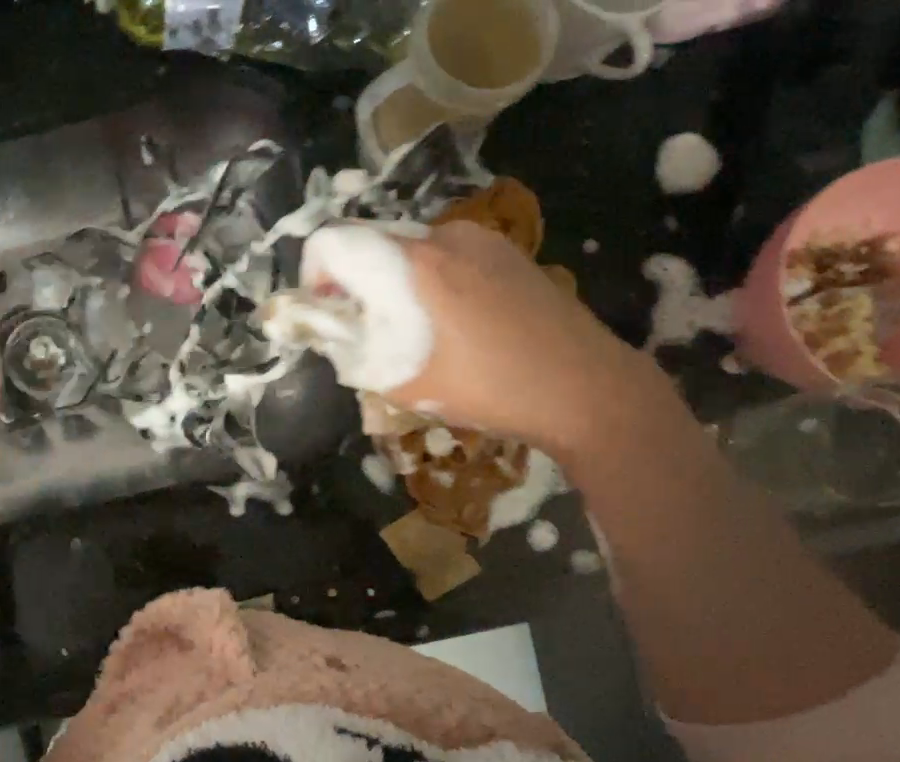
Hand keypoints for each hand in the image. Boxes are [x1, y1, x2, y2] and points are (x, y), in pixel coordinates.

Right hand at [301, 221, 672, 458]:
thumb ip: (354, 351)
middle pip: (373, 242)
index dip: (316, 274)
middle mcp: (447, 235)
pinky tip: (449, 324)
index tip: (324, 310)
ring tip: (406, 330)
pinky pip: (447, 256)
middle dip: (354, 282)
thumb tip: (330, 331)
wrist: (584, 387)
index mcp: (416, 262)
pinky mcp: (508, 253)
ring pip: (410, 250)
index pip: (336, 240)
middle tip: (362, 329)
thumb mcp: (404, 383)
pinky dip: (428, 282)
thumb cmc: (489, 388)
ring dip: (391, 283)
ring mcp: (484, 240)